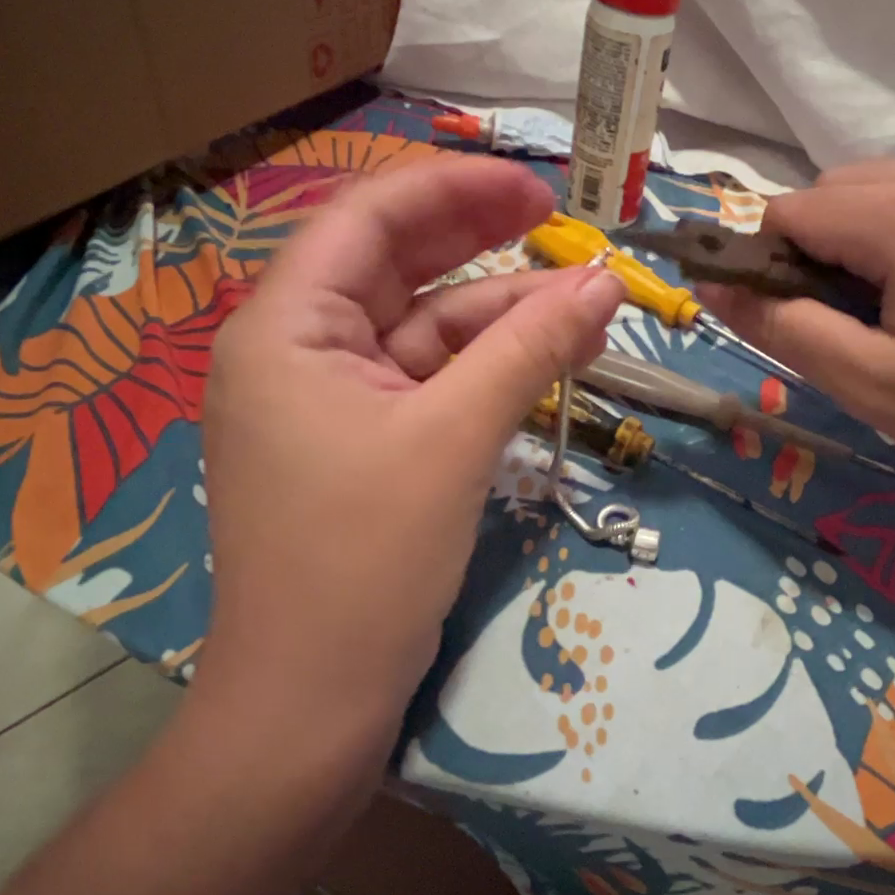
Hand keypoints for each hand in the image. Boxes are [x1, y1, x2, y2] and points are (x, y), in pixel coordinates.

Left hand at [198, 156, 625, 732]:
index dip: (456, 190)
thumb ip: (531, 350)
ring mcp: (332, 400)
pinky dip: (488, 367)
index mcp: (286, 327)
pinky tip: (550, 357)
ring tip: (586, 304)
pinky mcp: (365, 443)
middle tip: (563, 225)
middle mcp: (298, 349)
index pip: (369, 218)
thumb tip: (607, 283)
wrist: (310, 704)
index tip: (539, 190)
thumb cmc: (364, 561)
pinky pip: (431, 381)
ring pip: (424, 327)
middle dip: (481, 240)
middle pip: (396, 264)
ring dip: (502, 313)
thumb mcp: (455, 440)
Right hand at [702, 160, 894, 505]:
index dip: (764, 263)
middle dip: (811, 250)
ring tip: (886, 317)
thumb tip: (710, 287)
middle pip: (835, 191)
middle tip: (838, 328)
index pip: (789, 209)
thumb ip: (781, 328)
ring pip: (883, 191)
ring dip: (857, 242)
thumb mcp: (870, 384)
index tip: (783, 323)